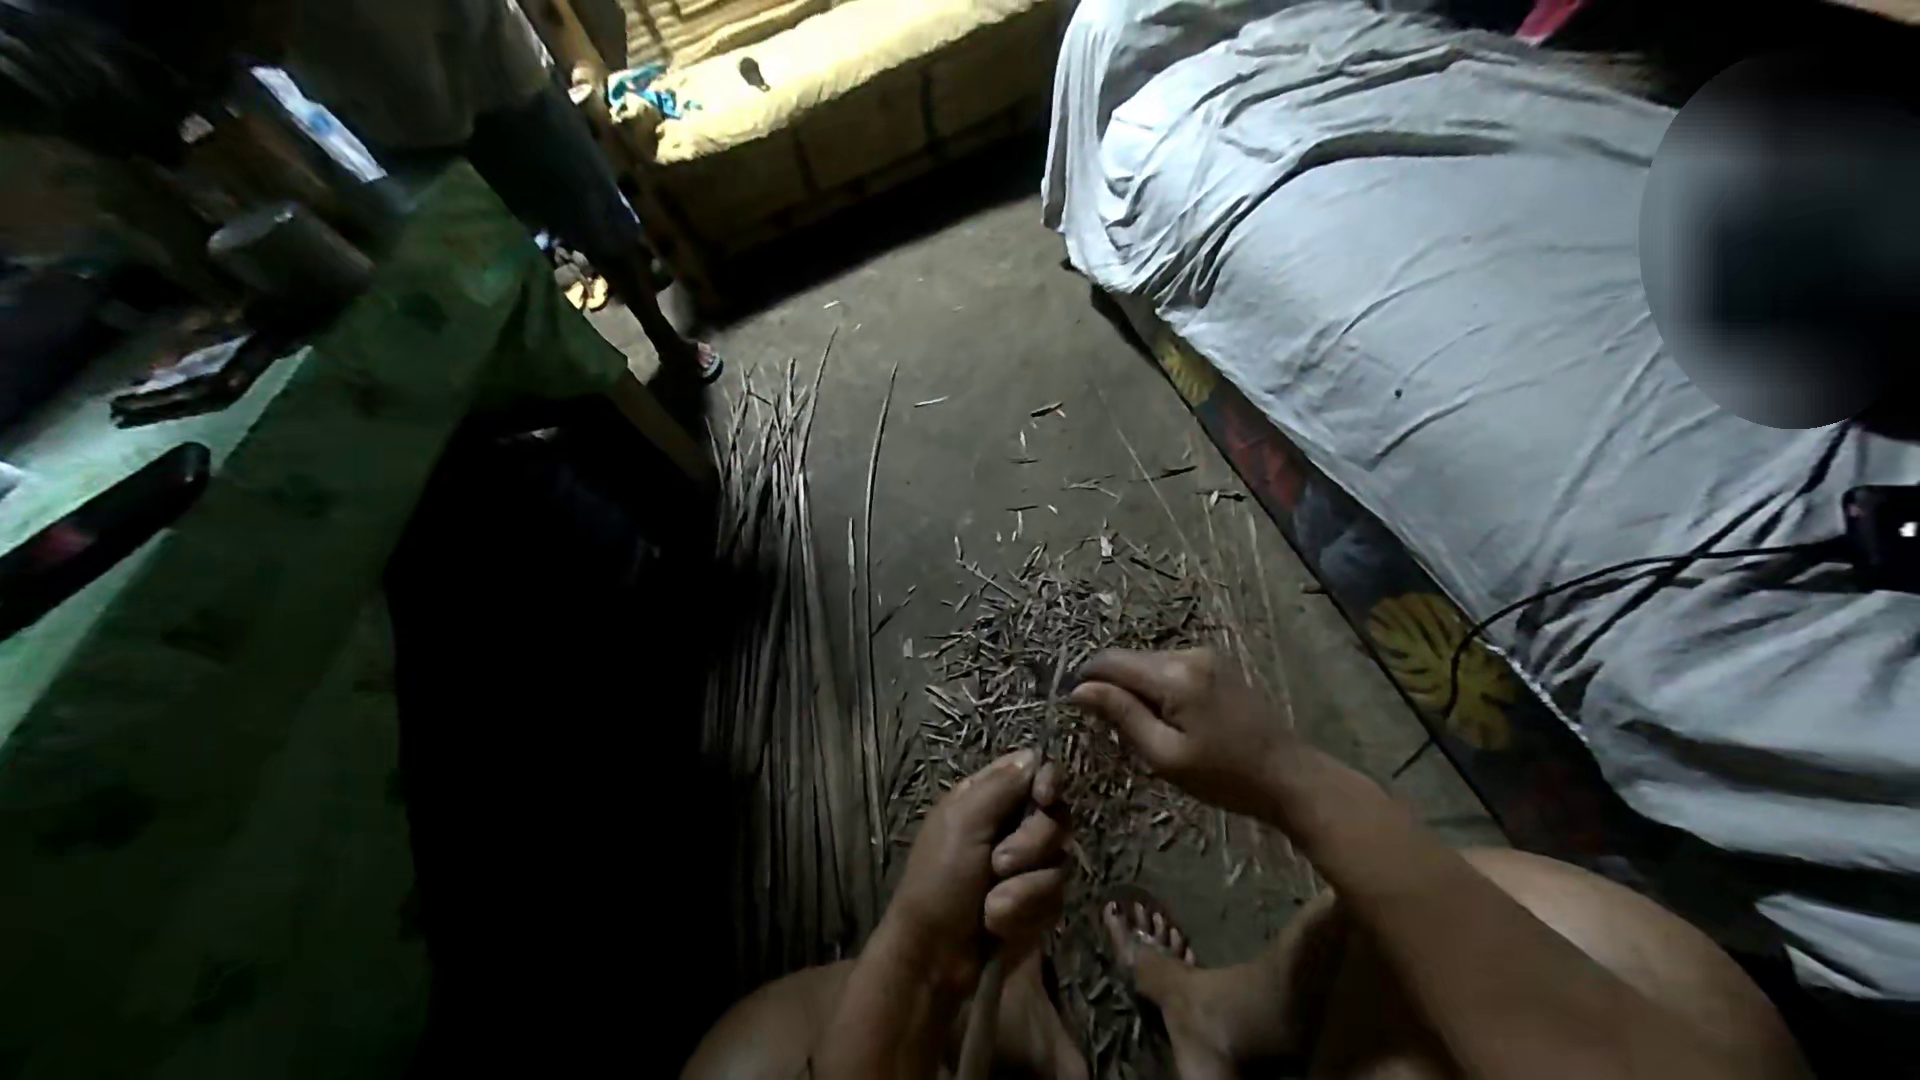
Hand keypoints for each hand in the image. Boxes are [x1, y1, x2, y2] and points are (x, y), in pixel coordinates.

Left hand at [883, 749, 1069, 988]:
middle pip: (1056, 816)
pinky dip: (1027, 911)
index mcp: (986, 797)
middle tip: (999, 864)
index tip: (1045, 797)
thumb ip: (1000, 787)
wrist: (935, 957)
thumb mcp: (961, 823)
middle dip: (1031, 844)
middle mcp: (1011, 825)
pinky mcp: (1038, 902)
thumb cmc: (939, 881)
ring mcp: (1027, 865)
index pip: (1034, 771)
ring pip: (1059, 860)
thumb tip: (1034, 754)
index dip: (1048, 780)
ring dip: (1024, 887)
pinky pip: (1055, 896)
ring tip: (992, 906)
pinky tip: (1000, 923)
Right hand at [1070, 648, 1299, 816]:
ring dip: (1134, 689)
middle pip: (1127, 660)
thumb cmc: (1225, 776)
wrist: (1291, 777)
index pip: (1109, 661)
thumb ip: (1121, 715)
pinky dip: (1156, 688)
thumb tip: (1078, 690)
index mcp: (1174, 675)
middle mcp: (1187, 653)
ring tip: (1145, 729)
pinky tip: (1169, 719)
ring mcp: (1204, 656)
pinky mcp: (1214, 664)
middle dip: (1112, 687)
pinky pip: (1167, 668)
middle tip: (1114, 730)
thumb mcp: (1164, 755)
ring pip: (1146, 663)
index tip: (1078, 709)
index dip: (1086, 680)